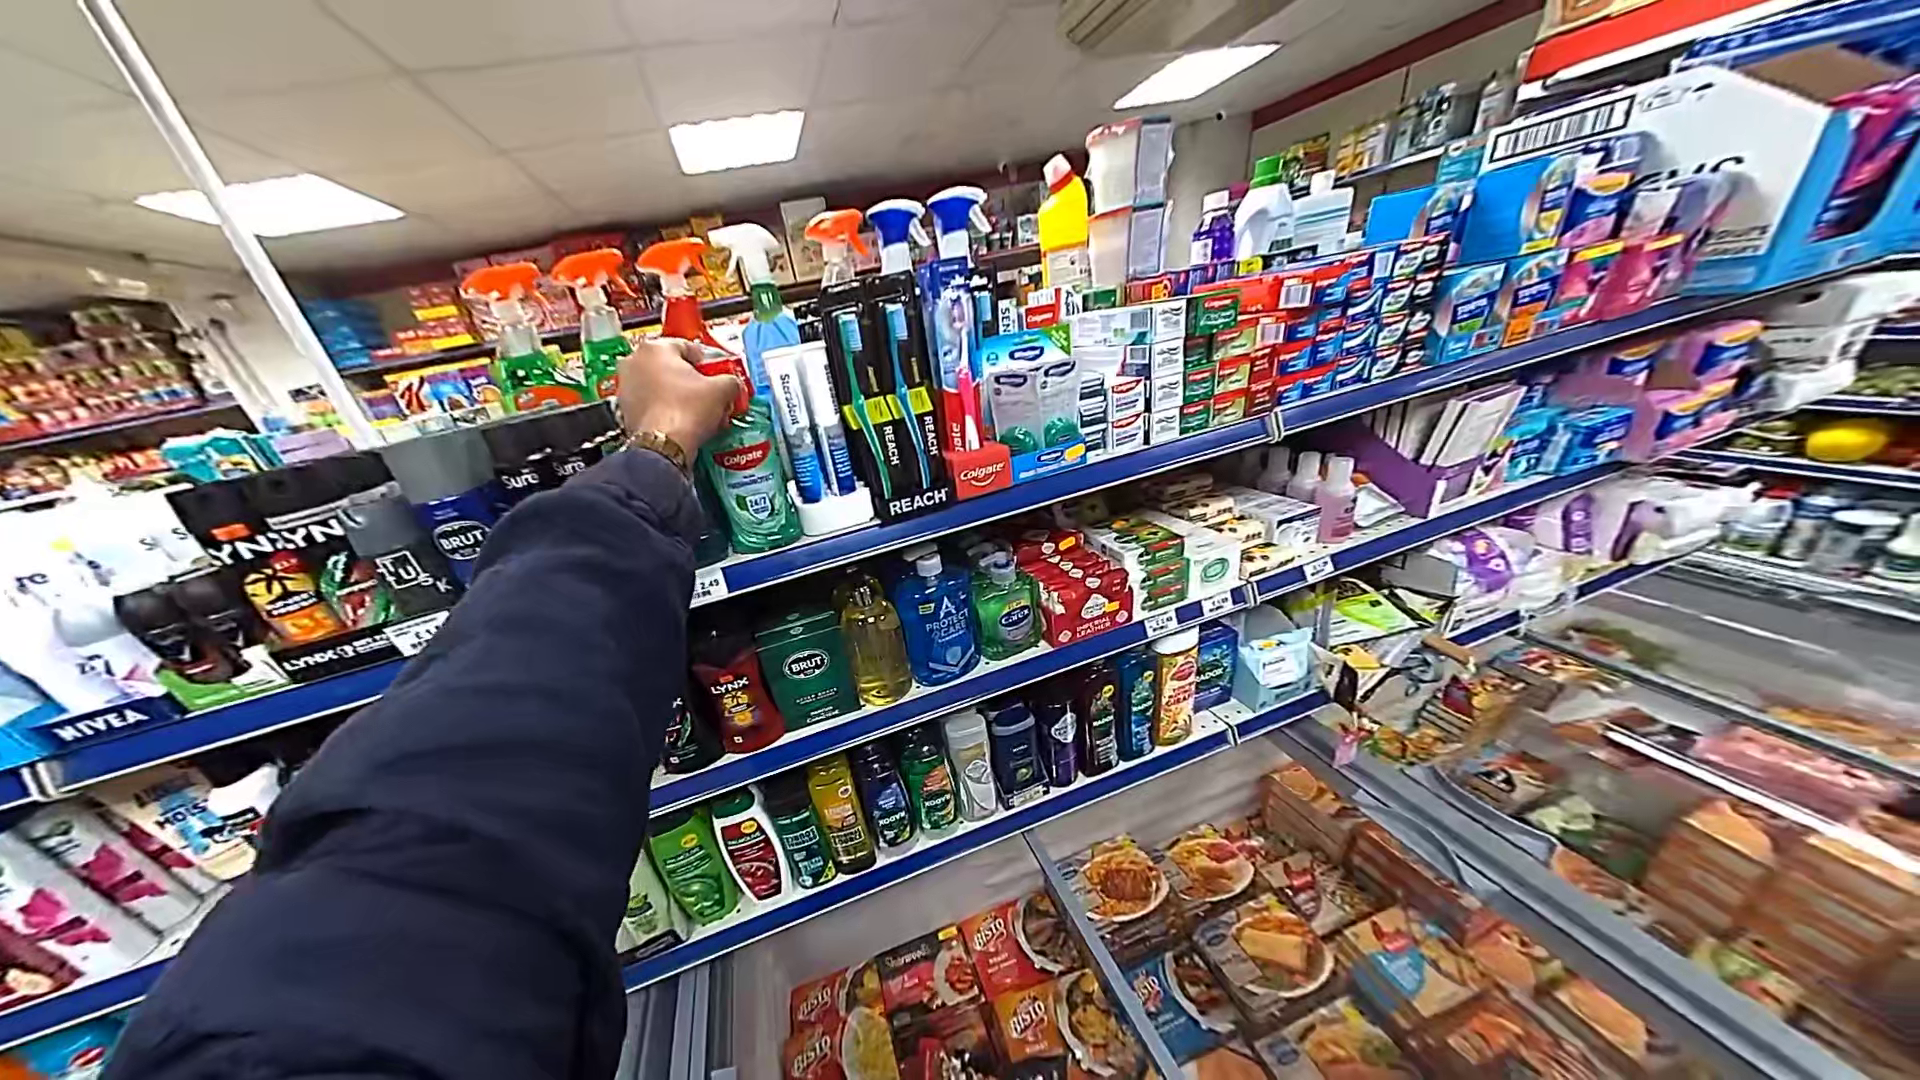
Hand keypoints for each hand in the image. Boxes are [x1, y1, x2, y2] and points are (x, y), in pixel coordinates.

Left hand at [615, 338, 740, 455]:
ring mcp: (626, 386)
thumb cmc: (686, 411)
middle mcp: (634, 361)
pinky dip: (666, 408)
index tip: (718, 374)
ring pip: (661, 385)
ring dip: (679, 394)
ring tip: (698, 410)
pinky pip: (652, 403)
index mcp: (655, 348)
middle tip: (710, 393)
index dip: (709, 363)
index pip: (689, 347)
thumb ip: (730, 380)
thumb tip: (732, 383)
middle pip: (672, 366)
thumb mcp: (722, 390)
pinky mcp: (624, 408)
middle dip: (692, 380)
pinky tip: (683, 421)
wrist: (664, 445)